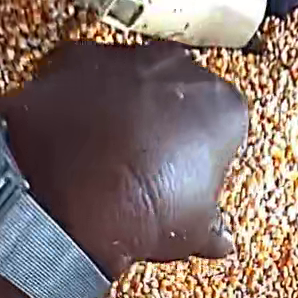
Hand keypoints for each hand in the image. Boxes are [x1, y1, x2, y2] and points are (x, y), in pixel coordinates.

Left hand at [0, 42, 248, 277]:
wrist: (72, 197)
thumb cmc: (142, 209)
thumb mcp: (190, 234)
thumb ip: (211, 229)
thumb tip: (218, 239)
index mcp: (223, 107)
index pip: (225, 134)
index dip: (205, 165)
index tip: (188, 188)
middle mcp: (181, 67)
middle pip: (181, 99)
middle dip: (168, 130)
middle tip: (149, 174)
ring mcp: (127, 58)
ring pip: (134, 85)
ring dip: (126, 114)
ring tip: (108, 164)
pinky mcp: (75, 58)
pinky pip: (86, 82)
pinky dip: (83, 106)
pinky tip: (76, 142)